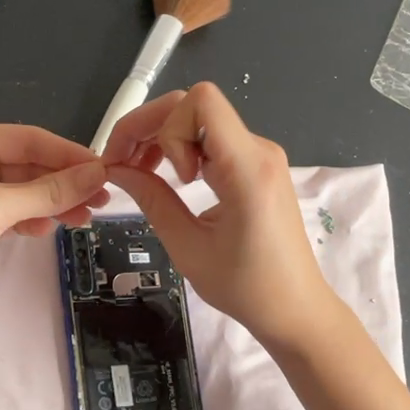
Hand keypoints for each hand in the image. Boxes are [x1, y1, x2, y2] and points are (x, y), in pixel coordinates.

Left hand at [0, 123, 108, 320]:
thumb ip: (49, 191)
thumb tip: (97, 175)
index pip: (29, 139)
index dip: (68, 155)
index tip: (104, 170)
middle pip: (28, 165)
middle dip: (63, 182)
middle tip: (103, 199)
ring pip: (22, 192)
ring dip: (52, 203)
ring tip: (85, 217)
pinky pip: (10, 213)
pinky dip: (31, 219)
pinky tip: (50, 227)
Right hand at [100, 82, 335, 344]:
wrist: (294, 308)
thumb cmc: (244, 288)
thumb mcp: (187, 248)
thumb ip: (152, 200)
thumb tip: (116, 169)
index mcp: (247, 169)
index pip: (201, 102)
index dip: (164, 127)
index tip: (161, 172)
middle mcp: (258, 151)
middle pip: (194, 105)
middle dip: (150, 128)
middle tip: (122, 165)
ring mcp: (261, 156)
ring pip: (200, 120)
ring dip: (163, 139)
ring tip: (140, 174)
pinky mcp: (258, 167)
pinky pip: (213, 140)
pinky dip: (182, 150)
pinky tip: (168, 179)